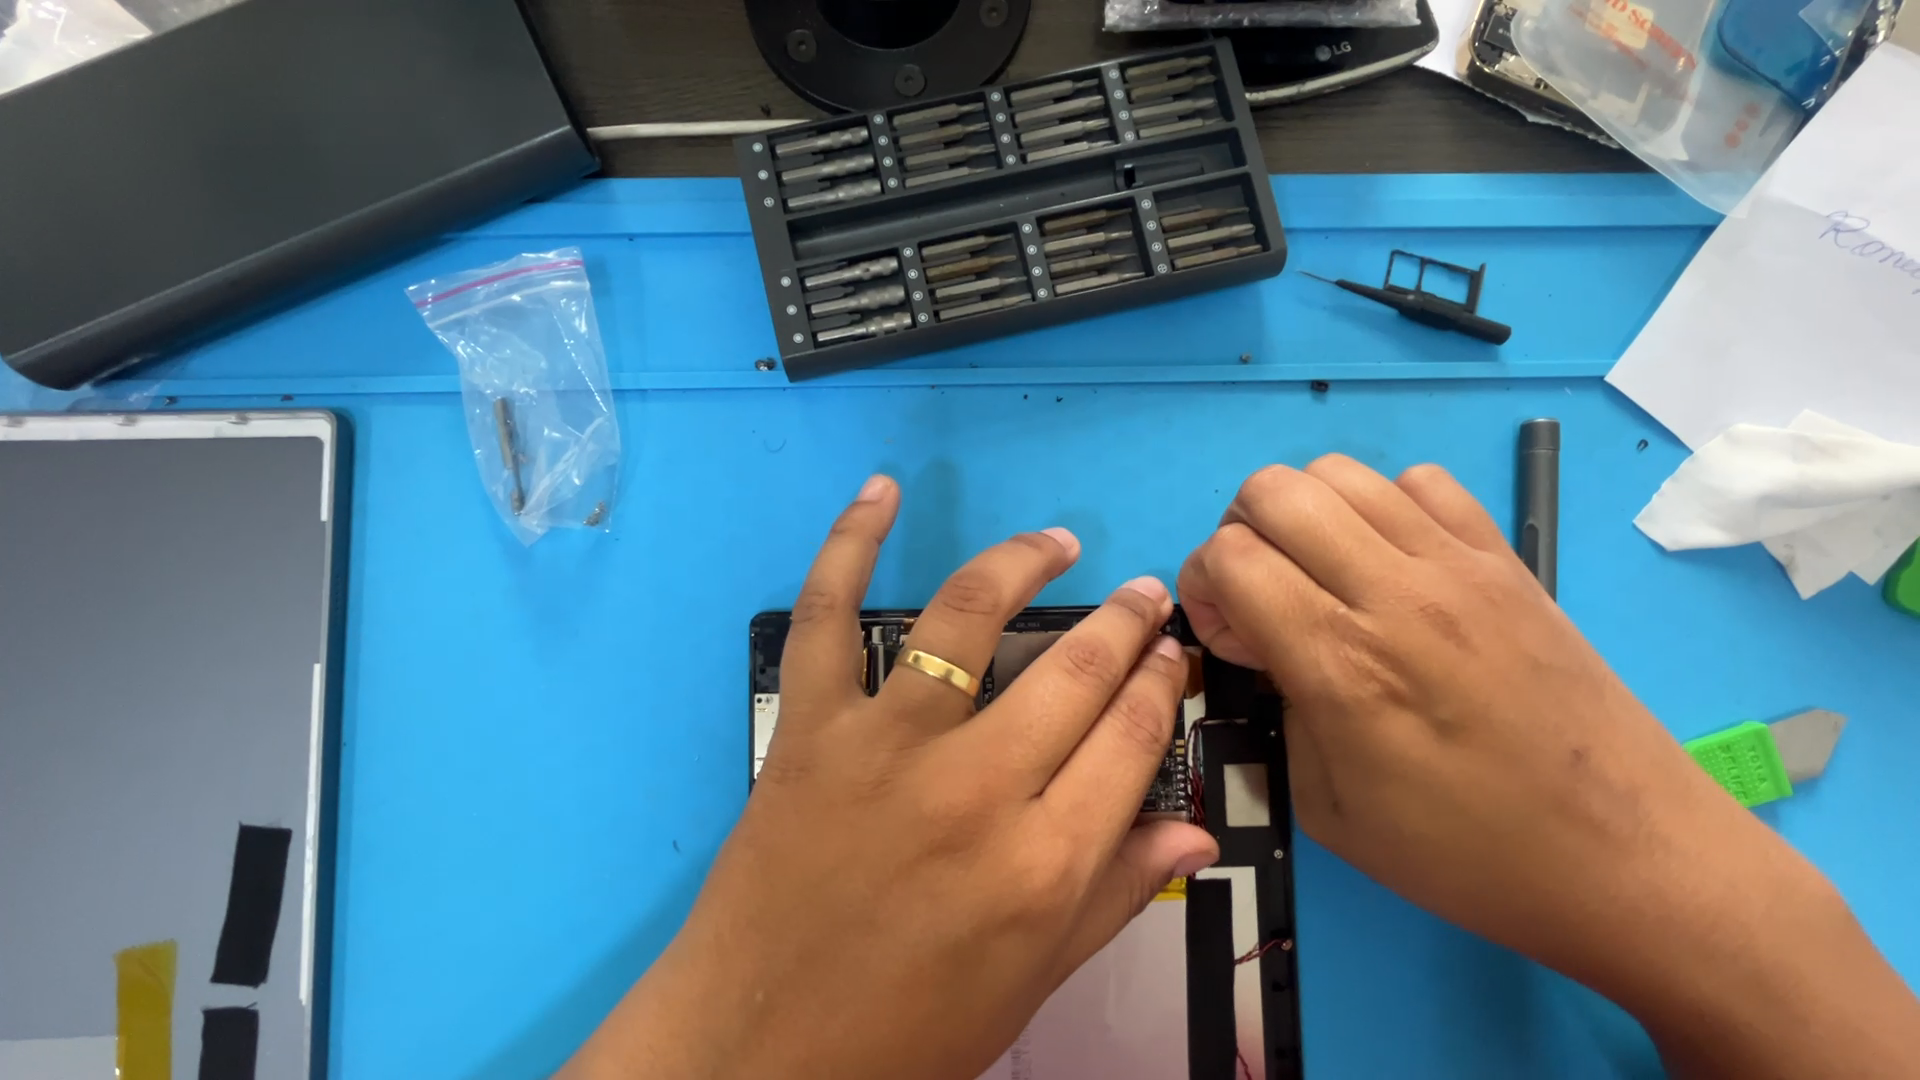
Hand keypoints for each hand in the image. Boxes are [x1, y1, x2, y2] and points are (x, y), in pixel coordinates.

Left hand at [567, 475, 1216, 1079]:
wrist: (757, 1048)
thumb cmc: (908, 1030)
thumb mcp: (1031, 981)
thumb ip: (1115, 894)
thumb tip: (1197, 834)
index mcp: (1044, 861)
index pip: (1135, 739)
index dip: (1165, 684)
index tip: (1174, 652)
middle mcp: (976, 787)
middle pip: (1077, 671)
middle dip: (1125, 622)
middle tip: (1143, 593)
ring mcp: (886, 744)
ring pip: (968, 619)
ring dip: (1022, 563)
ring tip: (1056, 540)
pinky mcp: (811, 726)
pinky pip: (829, 616)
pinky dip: (848, 545)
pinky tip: (880, 492)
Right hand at [1178, 456, 1919, 1076]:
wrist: (1632, 861)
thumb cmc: (1464, 852)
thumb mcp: (1327, 805)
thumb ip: (1279, 702)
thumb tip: (1262, 641)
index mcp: (1341, 661)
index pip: (1230, 556)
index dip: (1199, 583)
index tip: (1222, 632)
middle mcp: (1394, 592)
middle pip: (1274, 490)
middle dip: (1237, 533)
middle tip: (1256, 594)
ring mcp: (1458, 566)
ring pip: (1339, 472)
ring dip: (1301, 513)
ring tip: (1317, 571)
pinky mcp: (1507, 561)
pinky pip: (1421, 482)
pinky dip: (1382, 506)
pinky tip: (1391, 563)